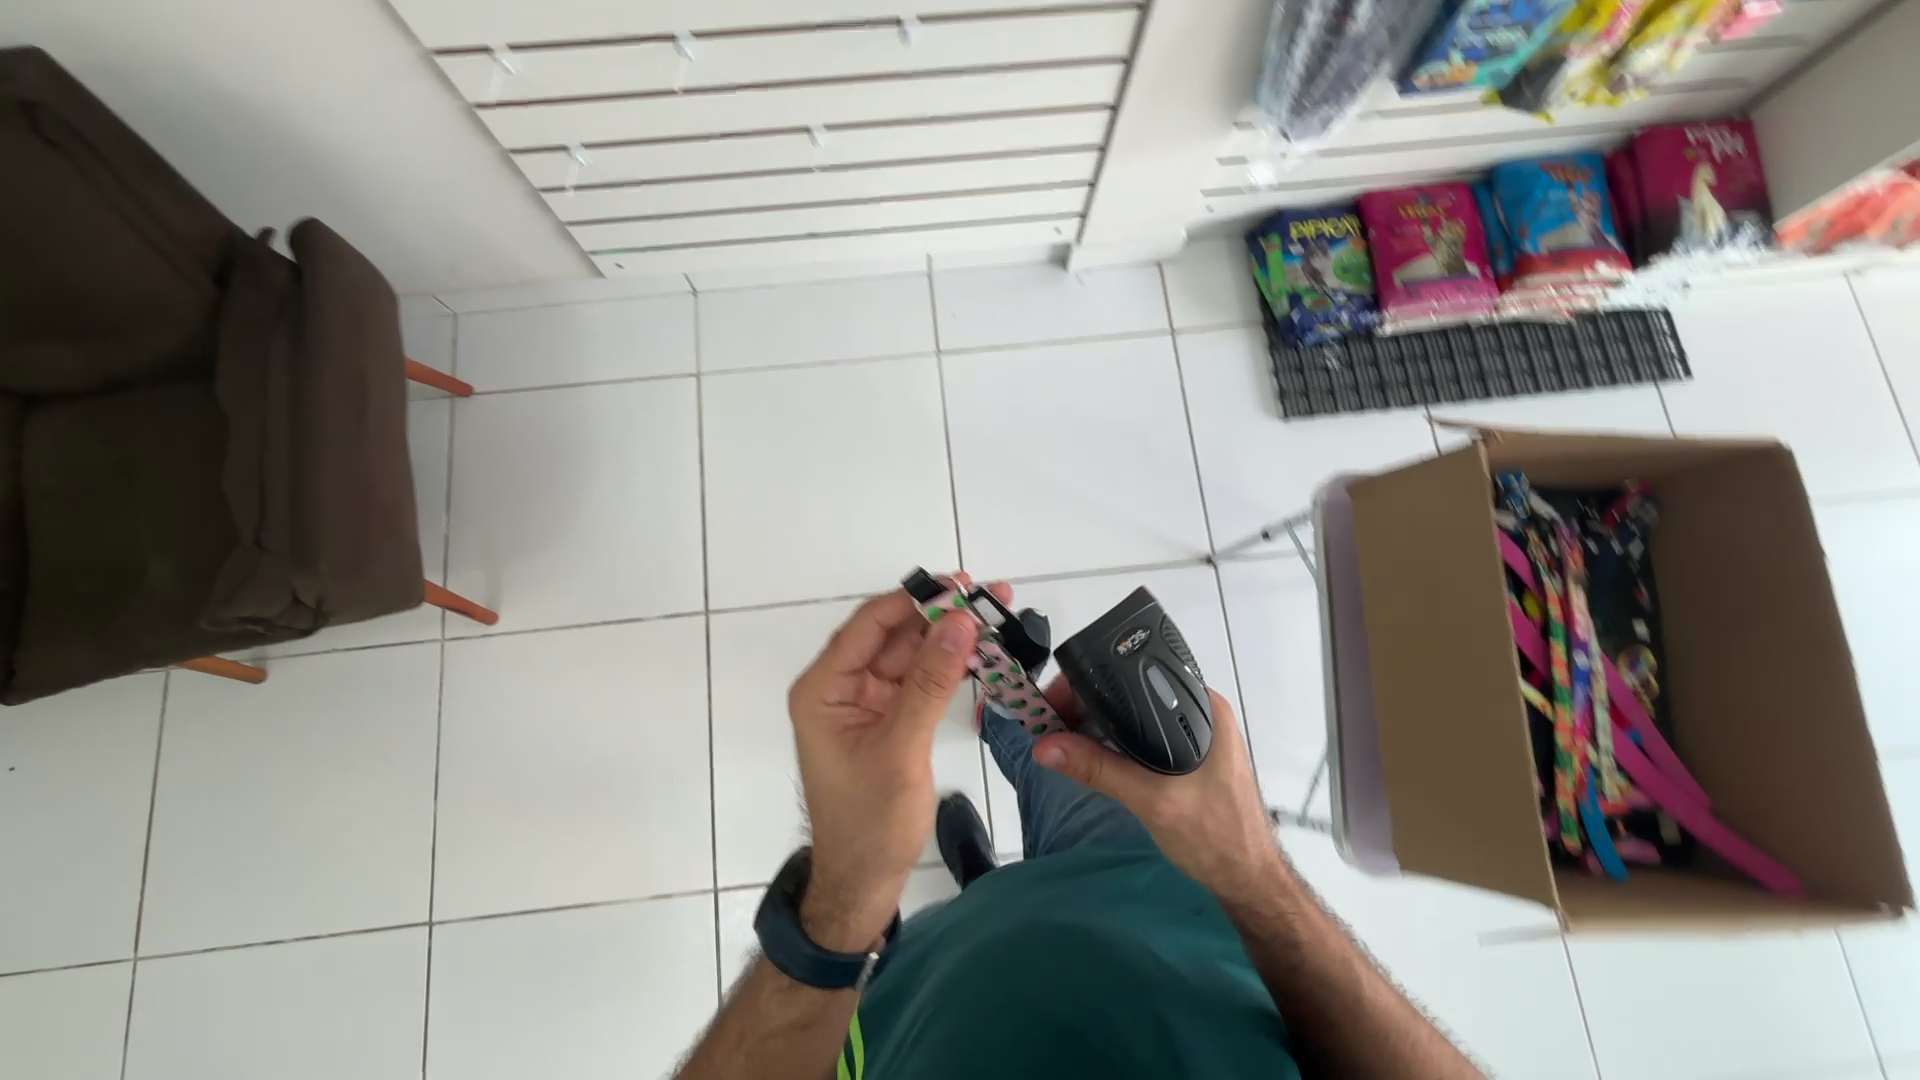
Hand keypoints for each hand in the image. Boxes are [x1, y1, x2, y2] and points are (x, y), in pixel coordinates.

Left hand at [786, 574, 1002, 951]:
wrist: (864, 881)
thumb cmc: (870, 821)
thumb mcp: (900, 749)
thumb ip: (929, 684)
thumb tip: (959, 623)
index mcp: (824, 688)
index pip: (869, 625)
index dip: (914, 600)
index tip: (960, 585)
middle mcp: (842, 686)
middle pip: (892, 634)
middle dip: (940, 614)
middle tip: (988, 594)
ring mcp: (867, 701)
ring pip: (910, 653)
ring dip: (949, 636)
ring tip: (995, 614)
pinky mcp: (889, 717)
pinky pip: (919, 679)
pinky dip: (948, 665)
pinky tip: (979, 651)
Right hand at [1032, 685, 1281, 898]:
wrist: (1249, 882)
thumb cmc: (1215, 838)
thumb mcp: (1152, 801)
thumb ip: (1099, 771)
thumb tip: (1045, 746)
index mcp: (1201, 706)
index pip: (1134, 675)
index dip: (1089, 682)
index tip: (1055, 701)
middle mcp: (1197, 710)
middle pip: (1129, 692)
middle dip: (1085, 703)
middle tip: (1049, 723)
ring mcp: (1192, 733)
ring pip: (1131, 714)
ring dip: (1095, 723)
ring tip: (1060, 736)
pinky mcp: (1184, 754)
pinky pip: (1138, 735)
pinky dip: (1111, 740)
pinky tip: (1089, 753)